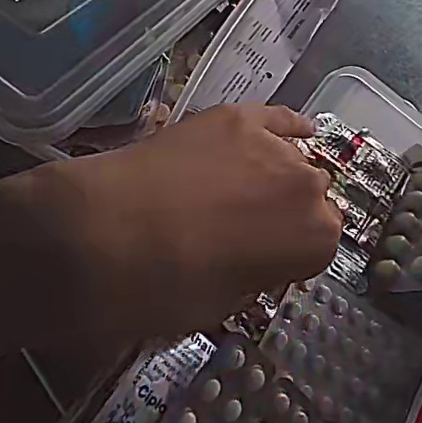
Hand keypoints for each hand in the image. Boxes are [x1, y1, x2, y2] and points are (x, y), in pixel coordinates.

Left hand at [5, 104, 340, 338]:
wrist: (99, 233)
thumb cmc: (162, 287)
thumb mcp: (220, 306)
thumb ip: (255, 278)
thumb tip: (256, 264)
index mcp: (313, 237)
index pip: (322, 243)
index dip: (292, 255)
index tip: (266, 262)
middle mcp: (307, 185)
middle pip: (312, 197)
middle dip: (289, 213)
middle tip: (247, 228)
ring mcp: (272, 144)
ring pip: (295, 158)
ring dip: (281, 175)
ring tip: (246, 187)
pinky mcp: (237, 116)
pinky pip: (279, 118)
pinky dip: (287, 127)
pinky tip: (295, 130)